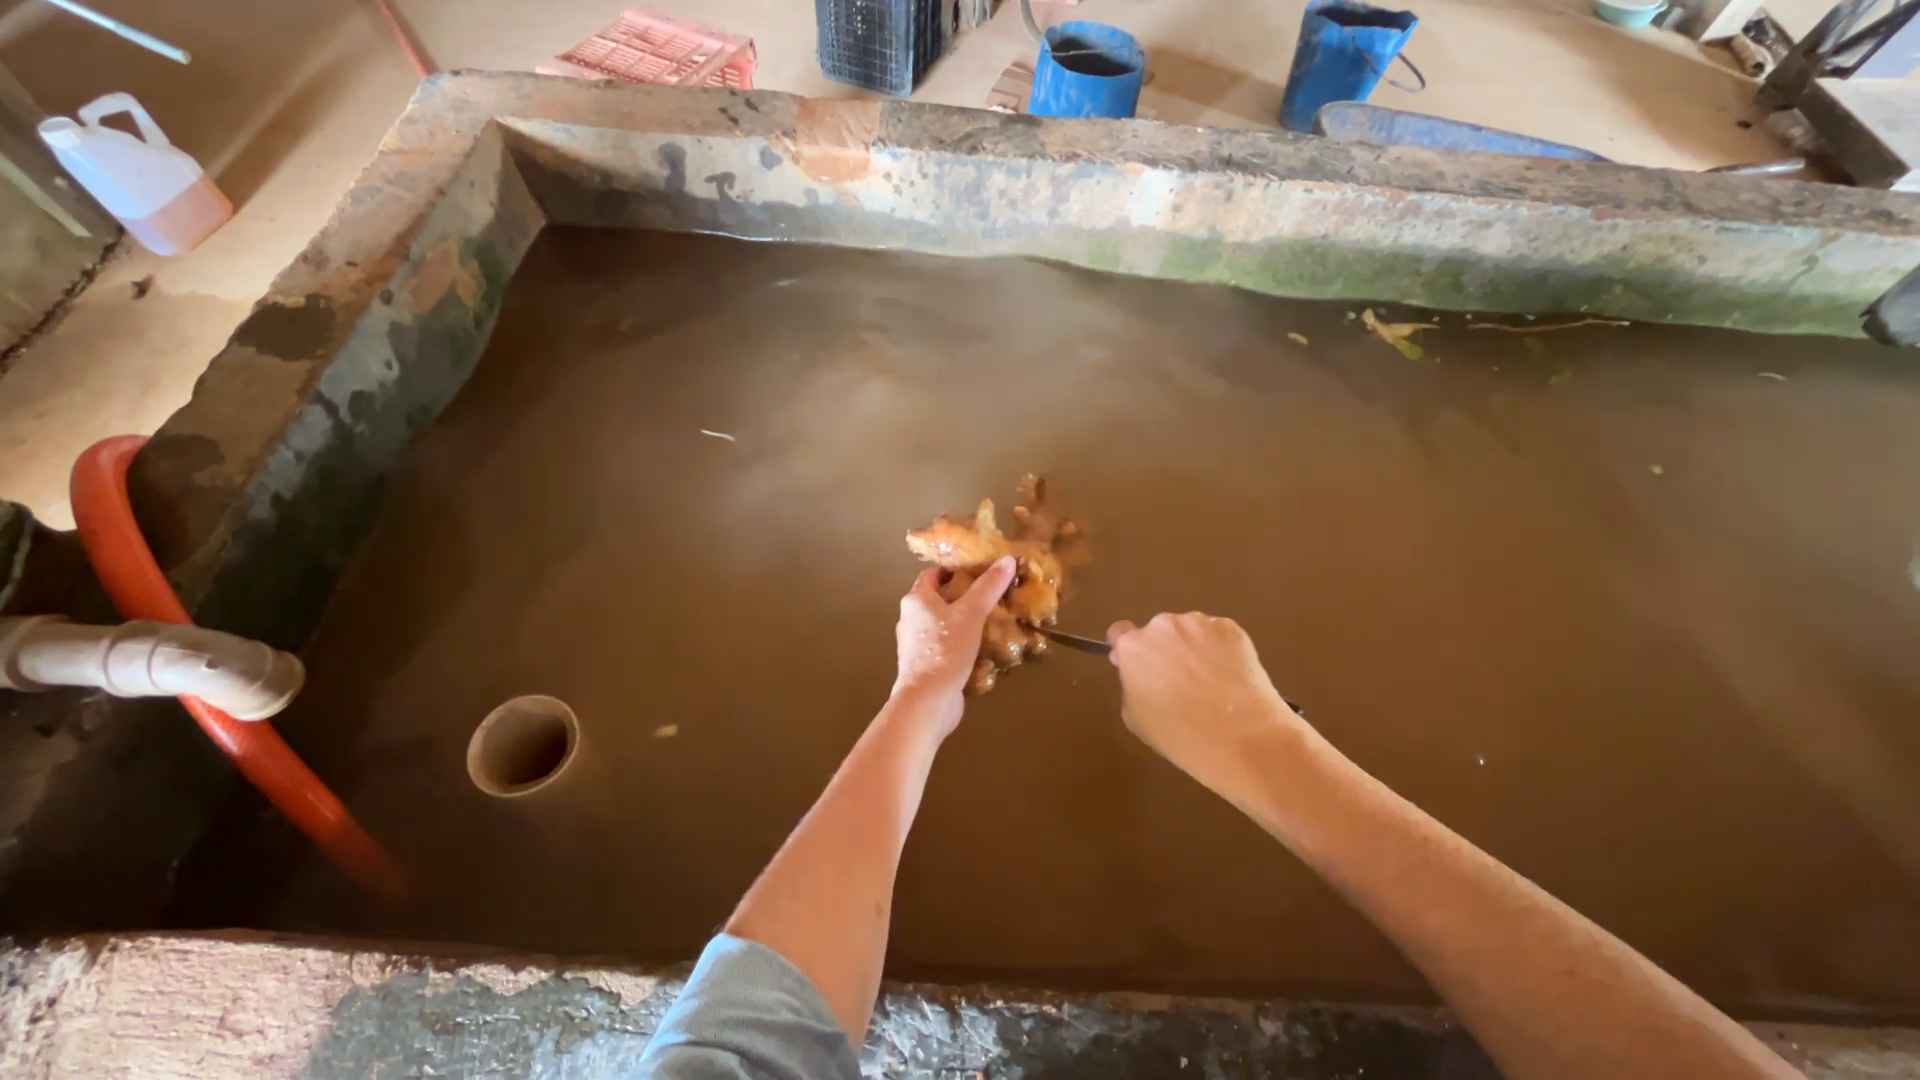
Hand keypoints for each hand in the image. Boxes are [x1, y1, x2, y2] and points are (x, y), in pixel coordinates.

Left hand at [893, 556, 1016, 719]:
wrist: (928, 700)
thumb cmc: (945, 649)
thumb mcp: (971, 614)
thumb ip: (989, 587)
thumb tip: (1007, 559)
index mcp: (915, 600)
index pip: (933, 573)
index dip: (954, 569)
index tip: (979, 570)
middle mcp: (910, 618)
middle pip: (938, 598)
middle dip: (962, 595)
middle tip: (991, 594)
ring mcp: (916, 644)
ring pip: (942, 624)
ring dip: (963, 621)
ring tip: (991, 619)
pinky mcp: (925, 665)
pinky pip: (944, 646)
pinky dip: (960, 643)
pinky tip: (981, 647)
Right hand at [1107, 613, 1309, 794]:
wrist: (1241, 737)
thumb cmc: (1178, 734)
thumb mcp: (1135, 717)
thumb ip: (1131, 685)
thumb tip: (1140, 673)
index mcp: (1133, 647)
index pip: (1120, 633)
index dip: (1128, 650)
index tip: (1138, 667)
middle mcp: (1162, 626)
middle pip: (1158, 633)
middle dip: (1164, 650)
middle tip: (1179, 682)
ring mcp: (1200, 623)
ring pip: (1190, 632)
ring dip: (1193, 648)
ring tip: (1210, 681)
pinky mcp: (1231, 629)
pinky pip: (1218, 635)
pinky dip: (1221, 650)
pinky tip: (1230, 677)